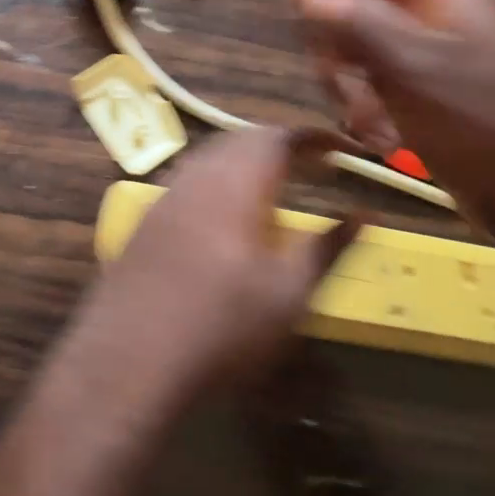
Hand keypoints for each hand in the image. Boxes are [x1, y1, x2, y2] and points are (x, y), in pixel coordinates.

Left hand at [63, 128, 357, 407]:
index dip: (313, 137)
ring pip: (210, 157)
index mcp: (234, 183)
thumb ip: (326, 247)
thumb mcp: (288, 294)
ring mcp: (164, 196)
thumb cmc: (221, 326)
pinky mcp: (145, 220)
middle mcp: (195, 176)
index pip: (277, 137)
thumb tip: (364, 214)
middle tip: (315, 165)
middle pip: (240, 140)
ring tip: (277, 183)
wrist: (130, 358)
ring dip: (246, 159)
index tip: (343, 147)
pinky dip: (219, 179)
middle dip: (281, 144)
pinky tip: (227, 212)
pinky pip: (189, 179)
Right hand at [290, 0, 494, 216]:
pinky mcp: (419, 86)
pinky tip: (375, 137)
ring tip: (358, 118)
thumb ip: (359, 24)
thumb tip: (310, 1)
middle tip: (327, 75)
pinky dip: (361, 103)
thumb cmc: (480, 125)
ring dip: (342, 78)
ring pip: (356, 38)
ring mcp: (423, 48)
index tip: (304, 12)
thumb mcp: (413, 69)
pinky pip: (370, 76)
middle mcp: (428, 9)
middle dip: (330, 34)